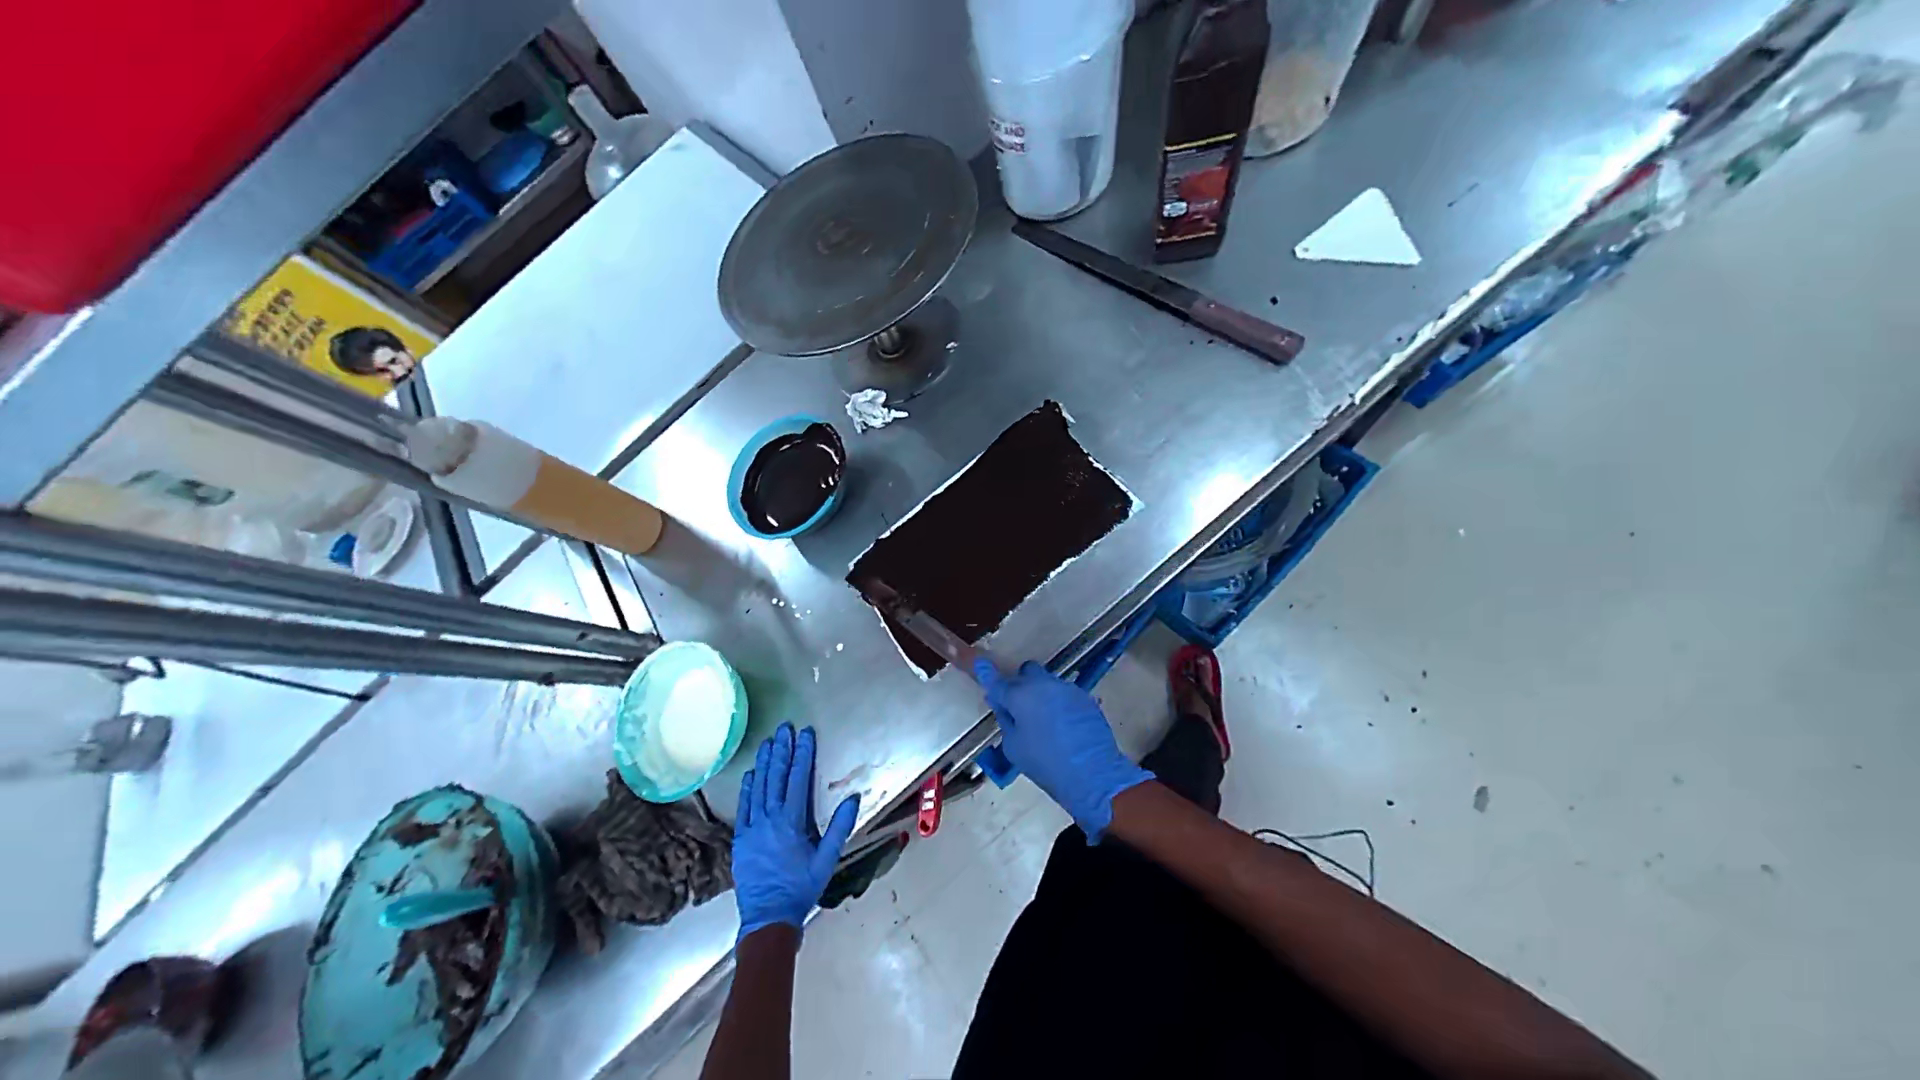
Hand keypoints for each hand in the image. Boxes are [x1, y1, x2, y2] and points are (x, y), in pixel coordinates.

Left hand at [732, 723, 859, 941]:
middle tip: (784, 727)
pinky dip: (748, 787)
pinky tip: (751, 773)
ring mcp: (752, 827)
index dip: (802, 754)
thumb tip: (854, 798)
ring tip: (768, 741)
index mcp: (792, 822)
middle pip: (776, 776)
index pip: (797, 779)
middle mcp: (770, 819)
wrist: (768, 917)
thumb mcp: (827, 859)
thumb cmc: (802, 887)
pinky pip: (744, 806)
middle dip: (781, 750)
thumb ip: (840, 827)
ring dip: (764, 762)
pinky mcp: (740, 838)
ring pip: (758, 787)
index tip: (805, 734)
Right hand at [974, 659, 1149, 840]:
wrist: (1093, 774)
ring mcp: (1067, 689)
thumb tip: (1003, 705)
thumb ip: (1006, 719)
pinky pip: (1064, 695)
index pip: (998, 682)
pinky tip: (1063, 726)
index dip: (988, 675)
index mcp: (1021, 695)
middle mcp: (1044, 685)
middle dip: (1020, 684)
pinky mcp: (1085, 698)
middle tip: (1018, 707)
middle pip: (1027, 673)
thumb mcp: (1013, 746)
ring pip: (1047, 683)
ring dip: (1041, 695)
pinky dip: (1059, 704)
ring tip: (1045, 722)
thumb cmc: (1045, 763)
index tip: (981, 665)